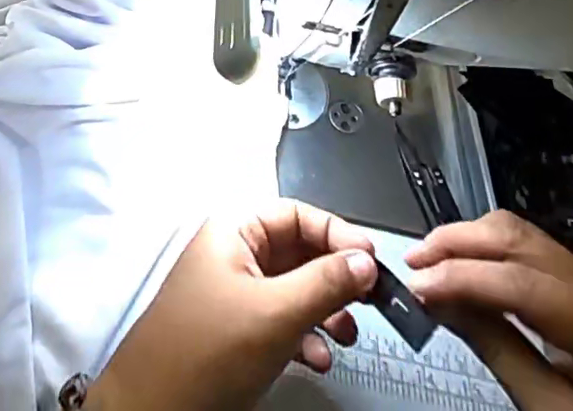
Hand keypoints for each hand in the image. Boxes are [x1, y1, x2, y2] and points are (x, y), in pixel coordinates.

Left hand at [89, 201, 380, 410]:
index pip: (297, 215)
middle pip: (299, 252)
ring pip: (294, 288)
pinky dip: (304, 334)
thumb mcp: (273, 314)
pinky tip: (319, 357)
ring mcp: (234, 294)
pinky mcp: (235, 330)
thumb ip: (325, 282)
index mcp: (234, 232)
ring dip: (325, 309)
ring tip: (348, 332)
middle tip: (369, 296)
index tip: (369, 259)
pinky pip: (281, 319)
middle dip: (335, 277)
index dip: (337, 234)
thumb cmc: (203, 355)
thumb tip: (366, 261)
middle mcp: (234, 255)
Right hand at [407, 211, 572, 410]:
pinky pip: (536, 258)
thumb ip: (503, 356)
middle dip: (461, 240)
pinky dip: (493, 257)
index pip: (523, 282)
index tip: (416, 285)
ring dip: (472, 241)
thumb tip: (445, 303)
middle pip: (523, 239)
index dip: (462, 276)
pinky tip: (467, 271)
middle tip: (413, 261)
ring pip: (526, 238)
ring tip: (431, 262)